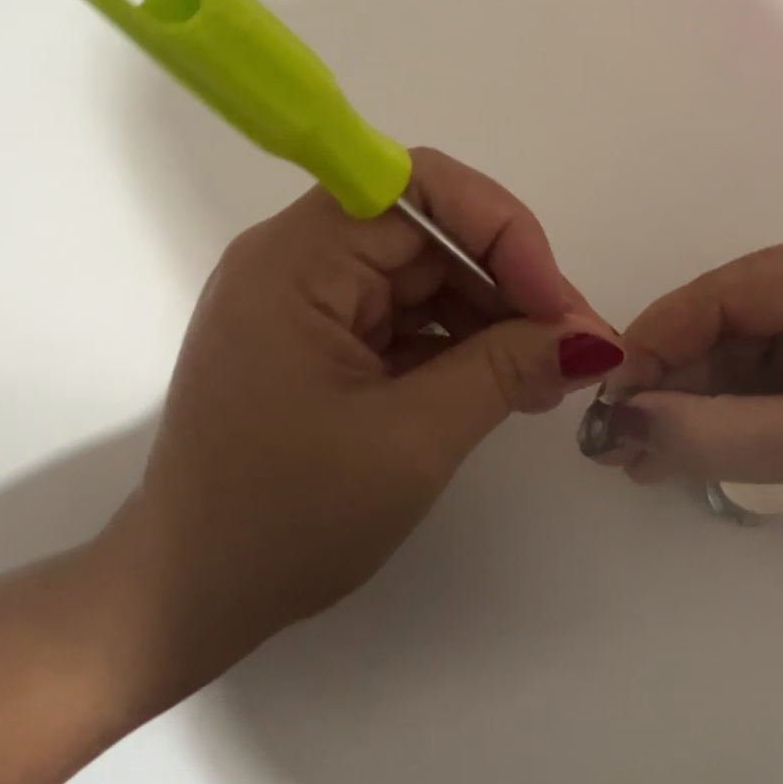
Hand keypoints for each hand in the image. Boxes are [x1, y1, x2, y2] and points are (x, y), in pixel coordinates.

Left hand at [98, 148, 621, 690]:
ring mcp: (300, 309)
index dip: (501, 229)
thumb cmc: (289, 517)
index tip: (554, 305)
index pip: (416, 189)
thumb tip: (589, 338)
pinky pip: (396, 324)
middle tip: (574, 350)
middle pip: (422, 234)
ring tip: (546, 381)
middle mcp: (292, 265)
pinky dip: (452, 350)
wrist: (192, 594)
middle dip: (506, 284)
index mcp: (295, 262)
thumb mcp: (411, 440)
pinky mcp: (311, 350)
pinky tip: (499, 388)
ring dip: (487, 321)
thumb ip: (504, 371)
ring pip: (416, 282)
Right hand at [591, 217, 782, 533]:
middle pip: (716, 320)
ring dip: (682, 401)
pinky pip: (749, 363)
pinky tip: (674, 446)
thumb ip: (711, 434)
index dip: (651, 347)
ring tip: (635, 457)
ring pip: (725, 346)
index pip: (720, 296)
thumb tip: (616, 425)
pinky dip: (715, 406)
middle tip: (612, 442)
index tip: (602, 404)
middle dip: (664, 384)